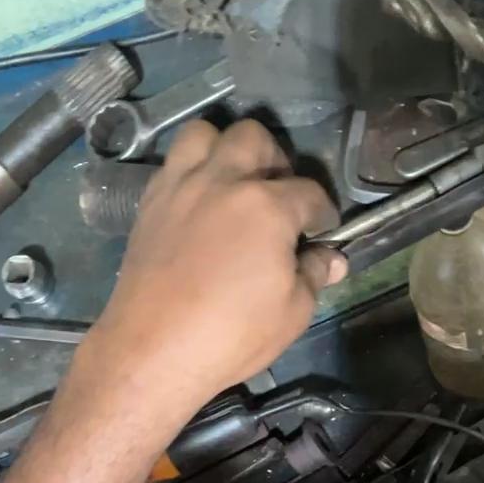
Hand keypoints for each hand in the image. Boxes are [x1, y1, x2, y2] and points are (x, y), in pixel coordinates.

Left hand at [76, 119, 343, 421]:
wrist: (156, 349)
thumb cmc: (233, 335)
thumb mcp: (292, 313)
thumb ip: (314, 275)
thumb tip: (332, 259)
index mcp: (268, 207)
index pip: (309, 193)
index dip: (323, 212)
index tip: (324, 231)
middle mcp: (224, 181)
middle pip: (254, 139)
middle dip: (275, 160)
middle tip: (279, 195)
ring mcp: (182, 186)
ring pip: (204, 133)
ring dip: (225, 149)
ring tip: (234, 182)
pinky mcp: (151, 202)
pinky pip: (173, 162)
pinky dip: (192, 170)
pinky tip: (201, 201)